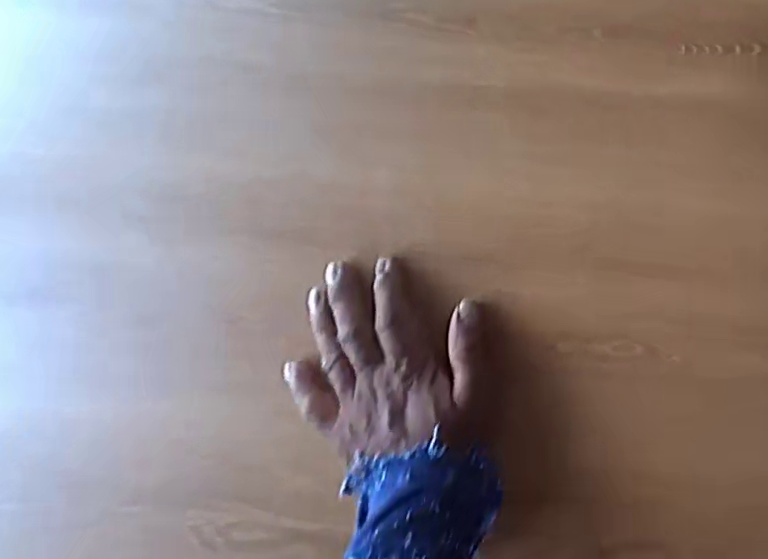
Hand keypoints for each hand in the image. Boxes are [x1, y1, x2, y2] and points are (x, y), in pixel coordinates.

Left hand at [285, 257, 489, 461]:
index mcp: (408, 369)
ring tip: (315, 297)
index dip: (388, 290)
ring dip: (323, 325)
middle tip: (335, 270)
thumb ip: (469, 352)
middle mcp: (374, 379)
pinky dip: (303, 386)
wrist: (423, 502)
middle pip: (355, 331)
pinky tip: (293, 366)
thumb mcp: (475, 397)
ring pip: (333, 357)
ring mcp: (353, 405)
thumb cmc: (453, 446)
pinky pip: (317, 407)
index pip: (394, 319)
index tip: (383, 265)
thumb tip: (467, 307)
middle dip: (345, 298)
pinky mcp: (340, 431)